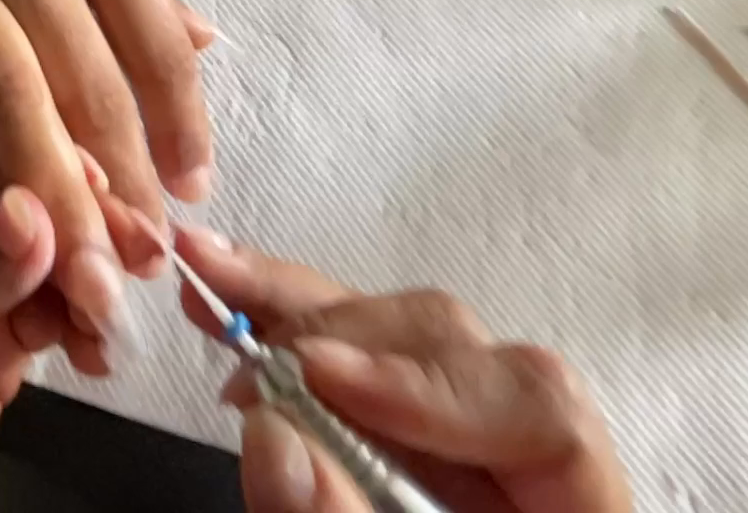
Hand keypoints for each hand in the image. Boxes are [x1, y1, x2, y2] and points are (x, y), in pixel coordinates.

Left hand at [0, 119, 98, 512]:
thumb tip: (36, 208)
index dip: (33, 152)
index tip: (95, 178)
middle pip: (29, 201)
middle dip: (82, 223)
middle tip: (137, 251)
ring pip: (54, 258)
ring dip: (93, 278)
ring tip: (114, 314)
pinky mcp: (9, 339)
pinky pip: (60, 314)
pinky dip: (87, 326)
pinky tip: (99, 350)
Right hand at [172, 228, 630, 512]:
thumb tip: (275, 438)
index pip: (539, 412)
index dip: (423, 380)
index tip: (313, 374)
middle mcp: (520, 472)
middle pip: (452, 349)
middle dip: (333, 337)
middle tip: (244, 356)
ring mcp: (454, 447)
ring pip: (385, 334)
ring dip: (287, 305)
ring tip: (208, 276)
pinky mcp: (395, 439)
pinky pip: (340, 359)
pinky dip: (275, 326)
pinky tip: (220, 302)